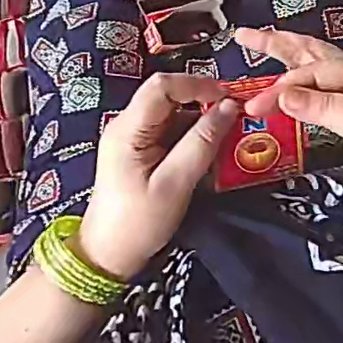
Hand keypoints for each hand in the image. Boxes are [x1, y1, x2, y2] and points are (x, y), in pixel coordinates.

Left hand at [78, 74, 239, 278]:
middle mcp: (129, 124)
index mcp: (128, 128)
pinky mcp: (142, 150)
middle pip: (169, 96)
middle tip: (236, 118)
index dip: (197, 86)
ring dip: (202, 121)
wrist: (107, 257)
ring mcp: (135, 137)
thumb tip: (229, 107)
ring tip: (229, 137)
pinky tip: (212, 152)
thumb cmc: (138, 223)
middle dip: (204, 102)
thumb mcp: (174, 185)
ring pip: (174, 113)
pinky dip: (194, 136)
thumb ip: (202, 144)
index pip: (162, 86)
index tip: (228, 100)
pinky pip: (173, 131)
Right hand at [234, 28, 342, 209]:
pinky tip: (279, 88)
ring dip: (283, 59)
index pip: (316, 72)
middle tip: (244, 36)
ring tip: (256, 44)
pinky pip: (314, 99)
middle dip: (276, 45)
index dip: (285, 87)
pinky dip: (292, 91)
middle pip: (310, 55)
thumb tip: (286, 97)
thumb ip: (331, 109)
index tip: (258, 103)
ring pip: (311, 71)